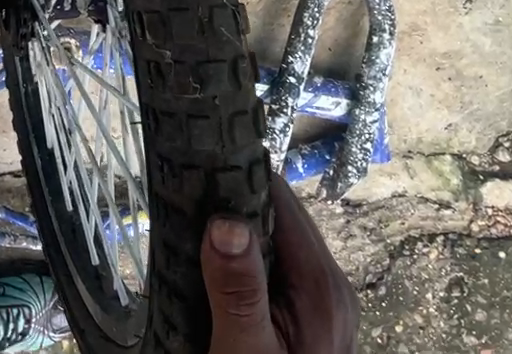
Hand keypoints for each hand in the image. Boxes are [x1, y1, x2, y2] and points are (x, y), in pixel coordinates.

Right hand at [203, 175, 357, 353]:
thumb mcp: (244, 352)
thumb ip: (237, 290)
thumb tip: (225, 222)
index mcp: (322, 287)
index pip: (280, 201)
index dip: (236, 181)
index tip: (191, 174)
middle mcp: (330, 285)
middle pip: (278, 214)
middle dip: (231, 204)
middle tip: (180, 203)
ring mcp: (323, 299)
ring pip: (274, 236)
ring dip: (233, 229)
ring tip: (188, 226)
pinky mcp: (310, 312)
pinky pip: (275, 262)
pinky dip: (243, 254)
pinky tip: (210, 262)